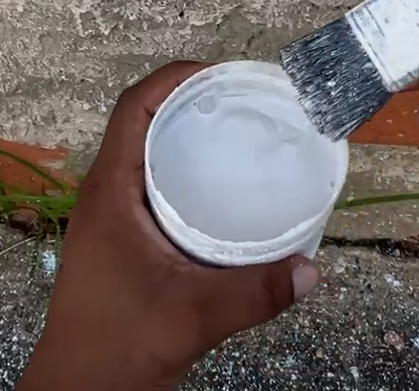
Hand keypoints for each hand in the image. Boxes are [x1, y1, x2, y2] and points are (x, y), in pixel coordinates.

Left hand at [17, 61, 320, 390]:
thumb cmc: (119, 344)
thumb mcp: (191, 317)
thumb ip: (253, 294)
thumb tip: (313, 270)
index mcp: (110, 188)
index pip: (132, 107)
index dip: (171, 79)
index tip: (217, 73)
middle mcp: (105, 190)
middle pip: (139, 120)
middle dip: (184, 99)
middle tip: (237, 100)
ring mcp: (108, 212)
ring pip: (142, 150)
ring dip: (179, 132)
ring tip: (231, 133)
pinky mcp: (117, 234)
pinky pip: (147, 179)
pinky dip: (178, 167)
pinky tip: (215, 189)